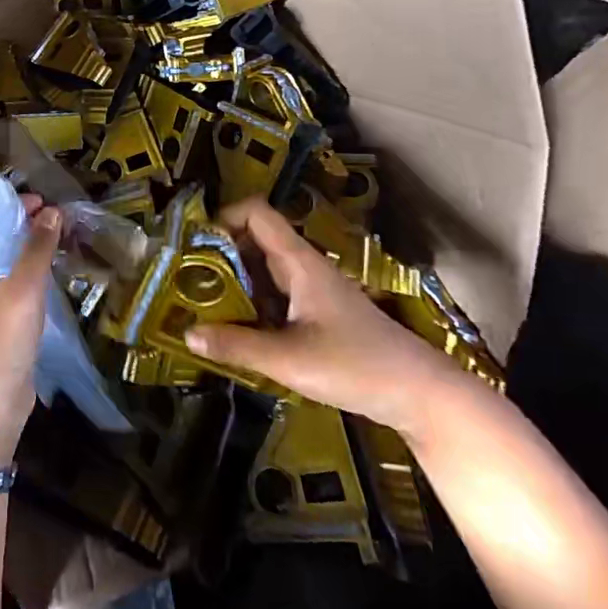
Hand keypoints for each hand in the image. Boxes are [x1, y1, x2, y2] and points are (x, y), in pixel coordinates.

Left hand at [0, 199, 60, 467]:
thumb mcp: (19, 294)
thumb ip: (36, 250)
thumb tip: (53, 212)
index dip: (1, 206)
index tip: (35, 197)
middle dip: (19, 223)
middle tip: (53, 211)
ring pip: (4, 262)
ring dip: (28, 246)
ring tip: (57, 228)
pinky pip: (14, 284)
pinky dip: (32, 269)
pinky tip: (52, 260)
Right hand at [185, 198, 469, 437]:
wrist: (421, 395)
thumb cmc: (357, 366)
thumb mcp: (289, 359)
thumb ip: (236, 345)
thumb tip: (186, 333)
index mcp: (298, 262)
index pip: (256, 213)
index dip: (223, 218)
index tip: (194, 247)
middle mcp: (302, 267)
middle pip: (251, 240)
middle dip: (217, 255)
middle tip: (186, 281)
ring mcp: (309, 290)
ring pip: (260, 270)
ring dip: (230, 283)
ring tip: (199, 305)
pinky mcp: (314, 314)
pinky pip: (271, 296)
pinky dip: (247, 305)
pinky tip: (231, 330)